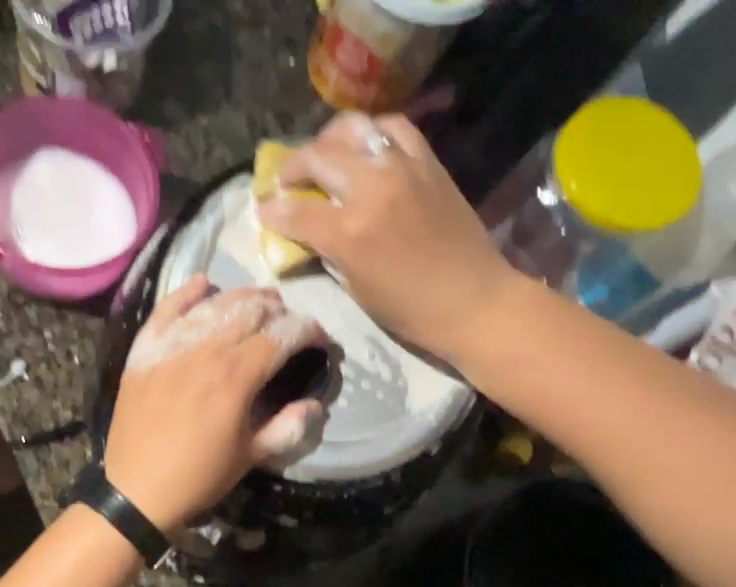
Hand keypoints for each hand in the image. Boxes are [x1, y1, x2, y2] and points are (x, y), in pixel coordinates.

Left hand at [103, 277, 326, 532]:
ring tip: (257, 303)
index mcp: (236, 377)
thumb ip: (285, 427)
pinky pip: (166, 310)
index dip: (308, 330)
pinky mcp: (143, 352)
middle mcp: (204, 351)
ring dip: (241, 297)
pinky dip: (187, 293)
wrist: (135, 492)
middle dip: (278, 310)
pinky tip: (204, 284)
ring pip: (213, 304)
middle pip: (250, 310)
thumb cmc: (197, 478)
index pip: (281, 335)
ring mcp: (170, 347)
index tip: (320, 339)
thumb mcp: (249, 457)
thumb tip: (314, 404)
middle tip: (287, 323)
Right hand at [255, 112, 522, 357]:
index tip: (263, 211)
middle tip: (287, 182)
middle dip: (292, 168)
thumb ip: (327, 251)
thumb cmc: (408, 309)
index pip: (294, 211)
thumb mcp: (355, 288)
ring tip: (325, 156)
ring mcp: (402, 169)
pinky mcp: (428, 163)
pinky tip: (366, 149)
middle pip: (317, 158)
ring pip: (353, 130)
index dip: (272, 211)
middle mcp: (372, 189)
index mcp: (349, 232)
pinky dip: (372, 134)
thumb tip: (307, 231)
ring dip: (329, 140)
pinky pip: (394, 129)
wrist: (472, 299)